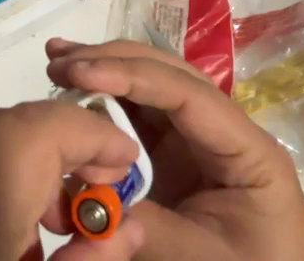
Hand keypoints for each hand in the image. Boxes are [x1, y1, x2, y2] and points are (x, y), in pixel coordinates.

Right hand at [45, 40, 303, 260]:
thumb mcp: (197, 257)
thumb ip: (140, 219)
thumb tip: (81, 184)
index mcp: (247, 149)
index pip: (185, 92)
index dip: (130, 74)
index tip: (78, 73)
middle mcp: (223, 131)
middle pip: (167, 75)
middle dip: (111, 61)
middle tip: (59, 61)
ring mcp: (199, 141)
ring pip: (150, 87)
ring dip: (104, 70)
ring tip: (57, 61)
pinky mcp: (178, 156)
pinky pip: (140, 116)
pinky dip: (106, 99)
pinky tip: (75, 89)